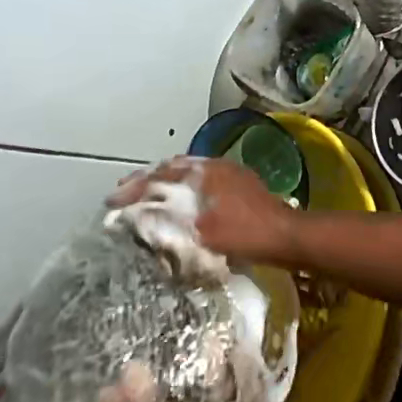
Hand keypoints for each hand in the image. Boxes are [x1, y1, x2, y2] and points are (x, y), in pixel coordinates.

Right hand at [108, 157, 300, 266]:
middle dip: (145, 179)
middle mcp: (211, 165)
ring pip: (185, 170)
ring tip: (146, 189)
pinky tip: (182, 196)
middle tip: (123, 189)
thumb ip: (170, 223)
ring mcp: (227, 172)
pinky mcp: (239, 182)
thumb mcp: (201, 234)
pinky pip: (200, 177)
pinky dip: (183, 184)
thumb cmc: (245, 235)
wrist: (288, 236)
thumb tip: (139, 217)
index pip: (158, 176)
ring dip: (163, 180)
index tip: (113, 198)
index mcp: (200, 172)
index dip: (133, 187)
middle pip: (170, 167)